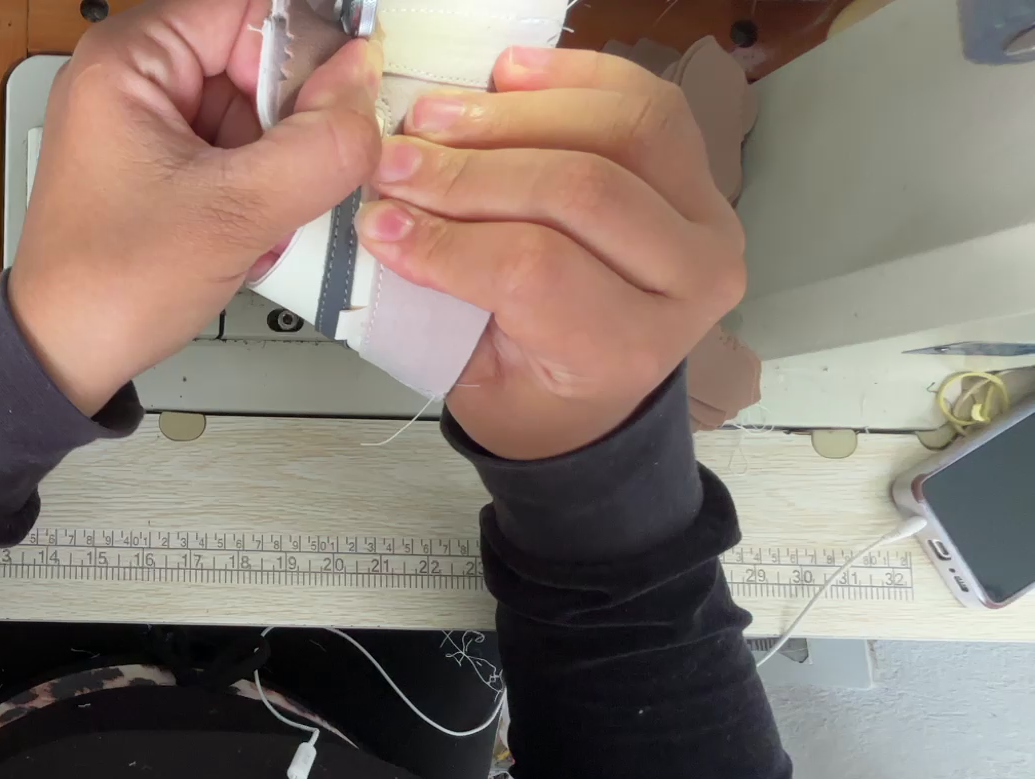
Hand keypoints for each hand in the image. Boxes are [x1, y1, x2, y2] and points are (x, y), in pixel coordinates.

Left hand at [9, 0, 382, 414]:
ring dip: (268, 180)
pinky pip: (223, 166)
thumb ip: (318, 147)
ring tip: (248, 231)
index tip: (334, 113)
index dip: (305, 59)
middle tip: (284, 190)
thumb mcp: (233, 214)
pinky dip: (244, 203)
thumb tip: (363, 95)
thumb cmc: (103, 290)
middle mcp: (127, 87)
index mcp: (128, 61)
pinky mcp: (148, 178)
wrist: (62, 359)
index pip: (251, 10)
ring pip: (243, 125)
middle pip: (251, 68)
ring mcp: (138, 135)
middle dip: (284, 136)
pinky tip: (233, 242)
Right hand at [357, 48, 746, 459]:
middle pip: (579, 189)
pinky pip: (644, 104)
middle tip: (392, 160)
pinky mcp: (701, 175)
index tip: (376, 222)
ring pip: (621, 129)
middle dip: (469, 169)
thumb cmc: (519, 395)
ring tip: (431, 114)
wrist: (582, 397)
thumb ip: (441, 303)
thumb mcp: (470, 376)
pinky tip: (505, 74)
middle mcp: (688, 278)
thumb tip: (386, 222)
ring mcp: (709, 217)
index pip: (531, 270)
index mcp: (620, 347)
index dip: (446, 239)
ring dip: (512, 114)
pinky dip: (572, 78)